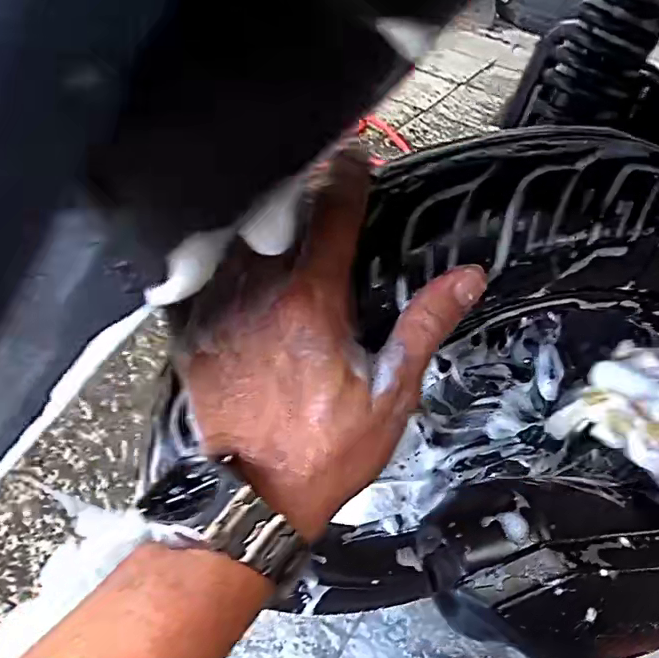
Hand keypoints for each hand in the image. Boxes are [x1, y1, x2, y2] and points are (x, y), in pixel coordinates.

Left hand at [175, 144, 486, 539]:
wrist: (252, 498)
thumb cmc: (323, 453)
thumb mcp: (390, 394)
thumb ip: (424, 326)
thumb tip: (465, 279)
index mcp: (313, 301)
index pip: (333, 212)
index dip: (350, 176)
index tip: (358, 159)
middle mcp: (258, 293)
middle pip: (280, 212)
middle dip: (305, 190)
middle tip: (323, 183)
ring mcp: (218, 311)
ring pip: (241, 238)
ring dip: (267, 221)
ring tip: (288, 221)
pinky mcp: (193, 335)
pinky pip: (208, 276)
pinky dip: (231, 261)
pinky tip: (249, 269)